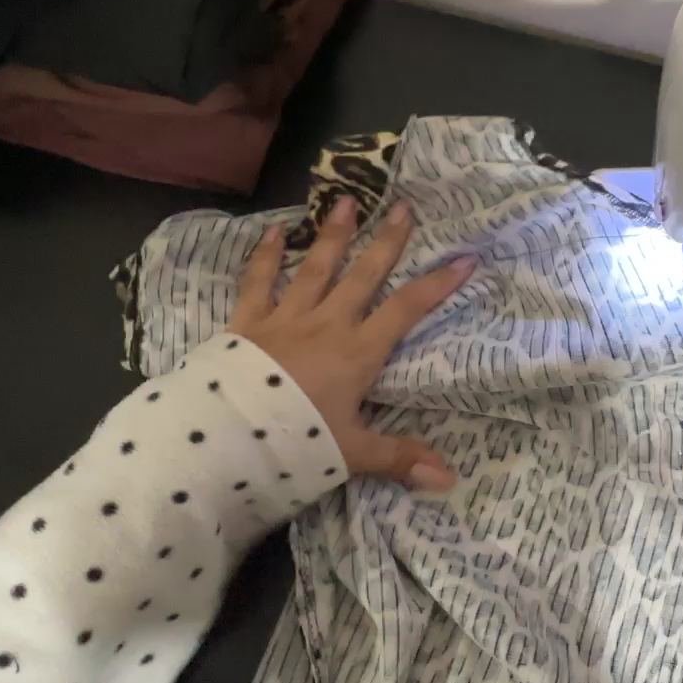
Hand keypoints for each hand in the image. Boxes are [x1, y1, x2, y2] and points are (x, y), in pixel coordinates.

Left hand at [229, 198, 473, 489]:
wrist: (218, 443)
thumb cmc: (293, 443)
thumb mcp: (352, 453)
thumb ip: (400, 459)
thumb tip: (452, 481)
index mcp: (358, 352)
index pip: (407, 310)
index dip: (438, 284)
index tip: (464, 257)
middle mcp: (327, 325)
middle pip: (364, 276)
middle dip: (387, 241)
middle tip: (404, 207)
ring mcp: (285, 320)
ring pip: (316, 270)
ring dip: (333, 236)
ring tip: (346, 201)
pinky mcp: (247, 324)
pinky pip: (258, 284)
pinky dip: (266, 257)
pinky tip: (274, 232)